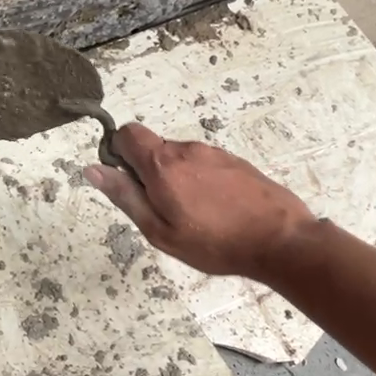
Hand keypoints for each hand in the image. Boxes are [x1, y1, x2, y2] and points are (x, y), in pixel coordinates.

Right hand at [83, 122, 319, 280]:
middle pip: (152, 147)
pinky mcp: (235, 161)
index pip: (127, 133)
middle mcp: (186, 150)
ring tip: (191, 213)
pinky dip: (198, 180)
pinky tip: (214, 208)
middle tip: (161, 208)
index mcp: (162, 164)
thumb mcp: (158, 230)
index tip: (126, 180)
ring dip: (174, 177)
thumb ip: (124, 196)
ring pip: (178, 157)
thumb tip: (93, 169)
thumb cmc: (214, 242)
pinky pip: (202, 163)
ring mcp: (214, 153)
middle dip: (147, 171)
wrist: (283, 242)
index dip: (118, 152)